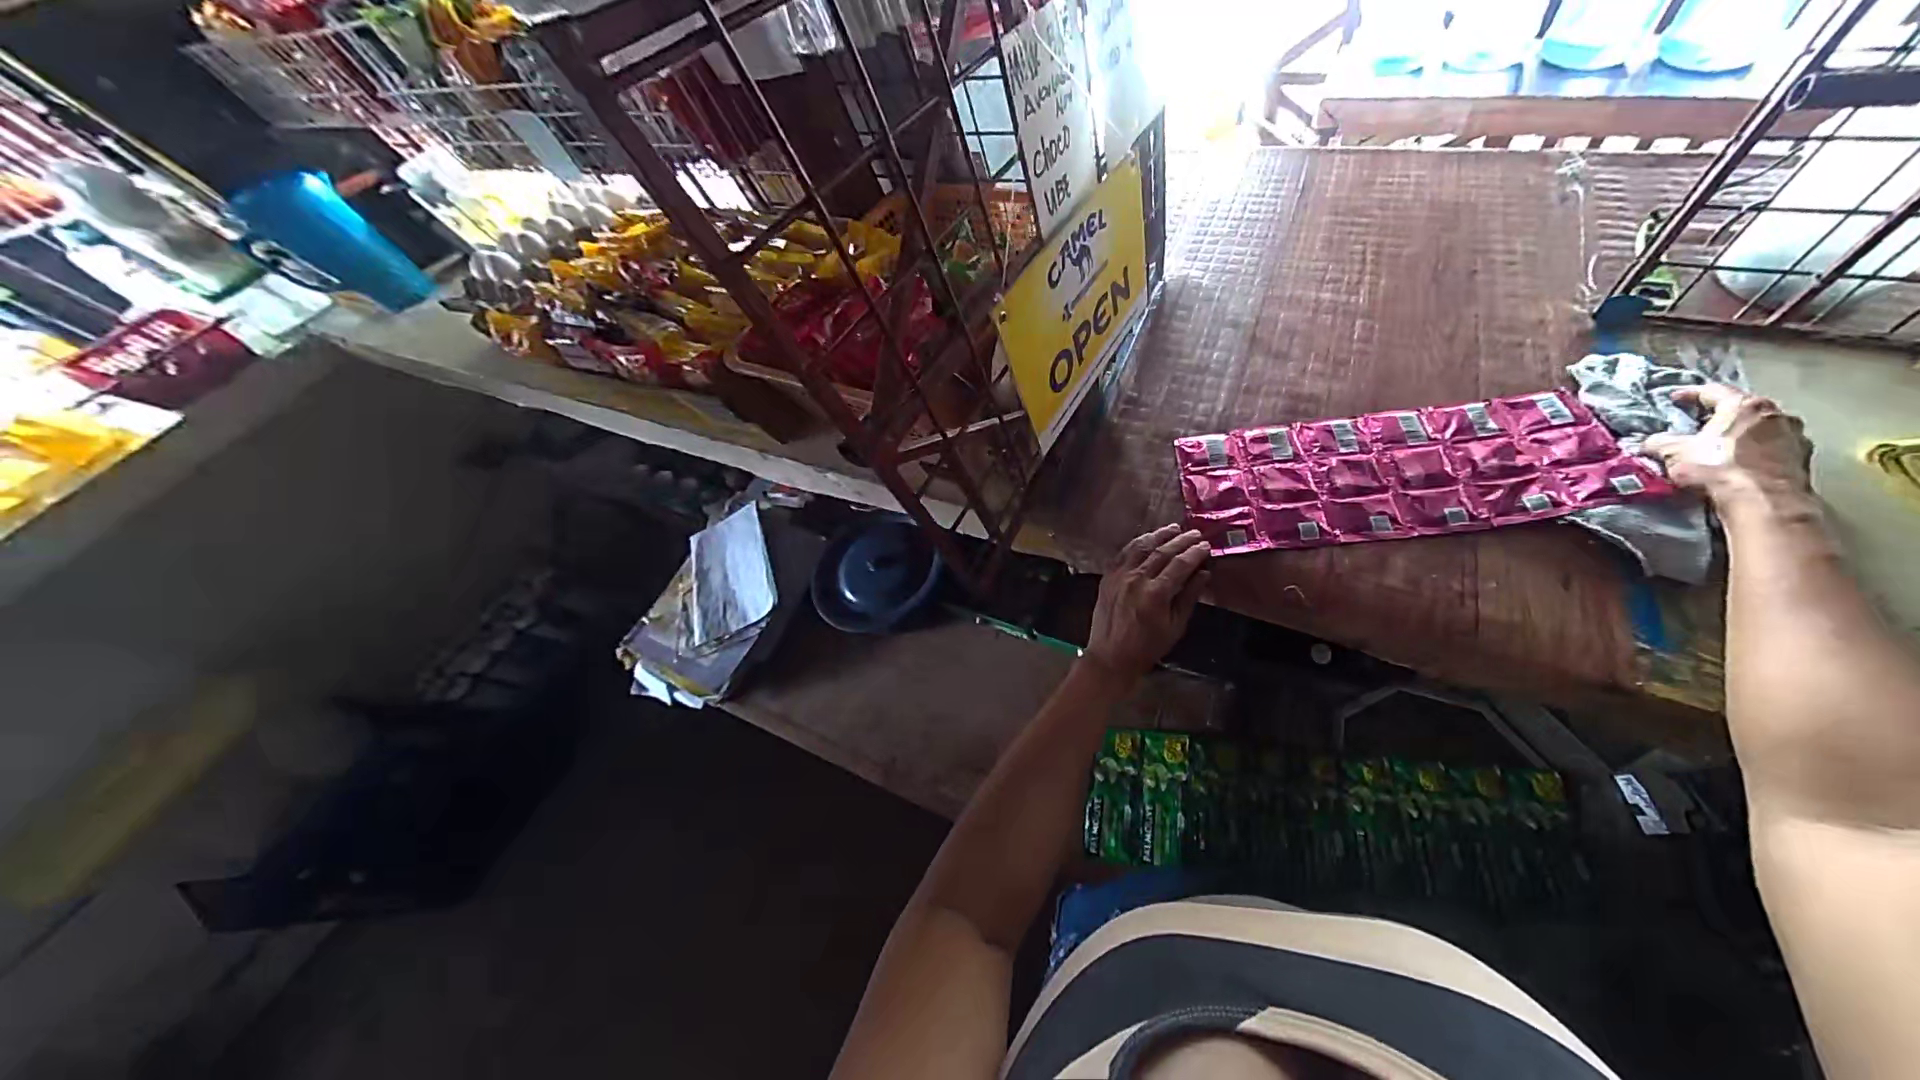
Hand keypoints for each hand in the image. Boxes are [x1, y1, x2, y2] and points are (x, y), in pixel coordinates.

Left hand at [1084, 525, 1210, 681]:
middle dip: (1181, 540)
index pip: (1180, 565)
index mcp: (1156, 594)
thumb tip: (1204, 573)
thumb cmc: (1148, 647)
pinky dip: (1136, 544)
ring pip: (1140, 547)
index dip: (1195, 553)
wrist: (1111, 657)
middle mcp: (1136, 579)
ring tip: (1173, 529)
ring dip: (1158, 536)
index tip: (1206, 546)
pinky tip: (1147, 539)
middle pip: (1162, 552)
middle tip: (1195, 533)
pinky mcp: (1107, 577)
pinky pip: (1123, 554)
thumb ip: (1189, 597)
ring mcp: (1119, 576)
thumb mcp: (1175, 626)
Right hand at [1644, 384, 1812, 509]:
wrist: (1763, 499)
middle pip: (1743, 408)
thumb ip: (1660, 442)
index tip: (1675, 398)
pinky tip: (1744, 462)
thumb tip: (1652, 441)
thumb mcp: (1674, 453)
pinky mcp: (1804, 456)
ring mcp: (1796, 434)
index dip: (1690, 394)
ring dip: (1743, 433)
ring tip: (1724, 445)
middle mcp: (1776, 413)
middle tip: (1701, 424)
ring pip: (1762, 427)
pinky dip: (1758, 450)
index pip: (1714, 391)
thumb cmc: (1716, 467)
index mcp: (1744, 405)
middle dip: (1722, 415)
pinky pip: (1775, 446)